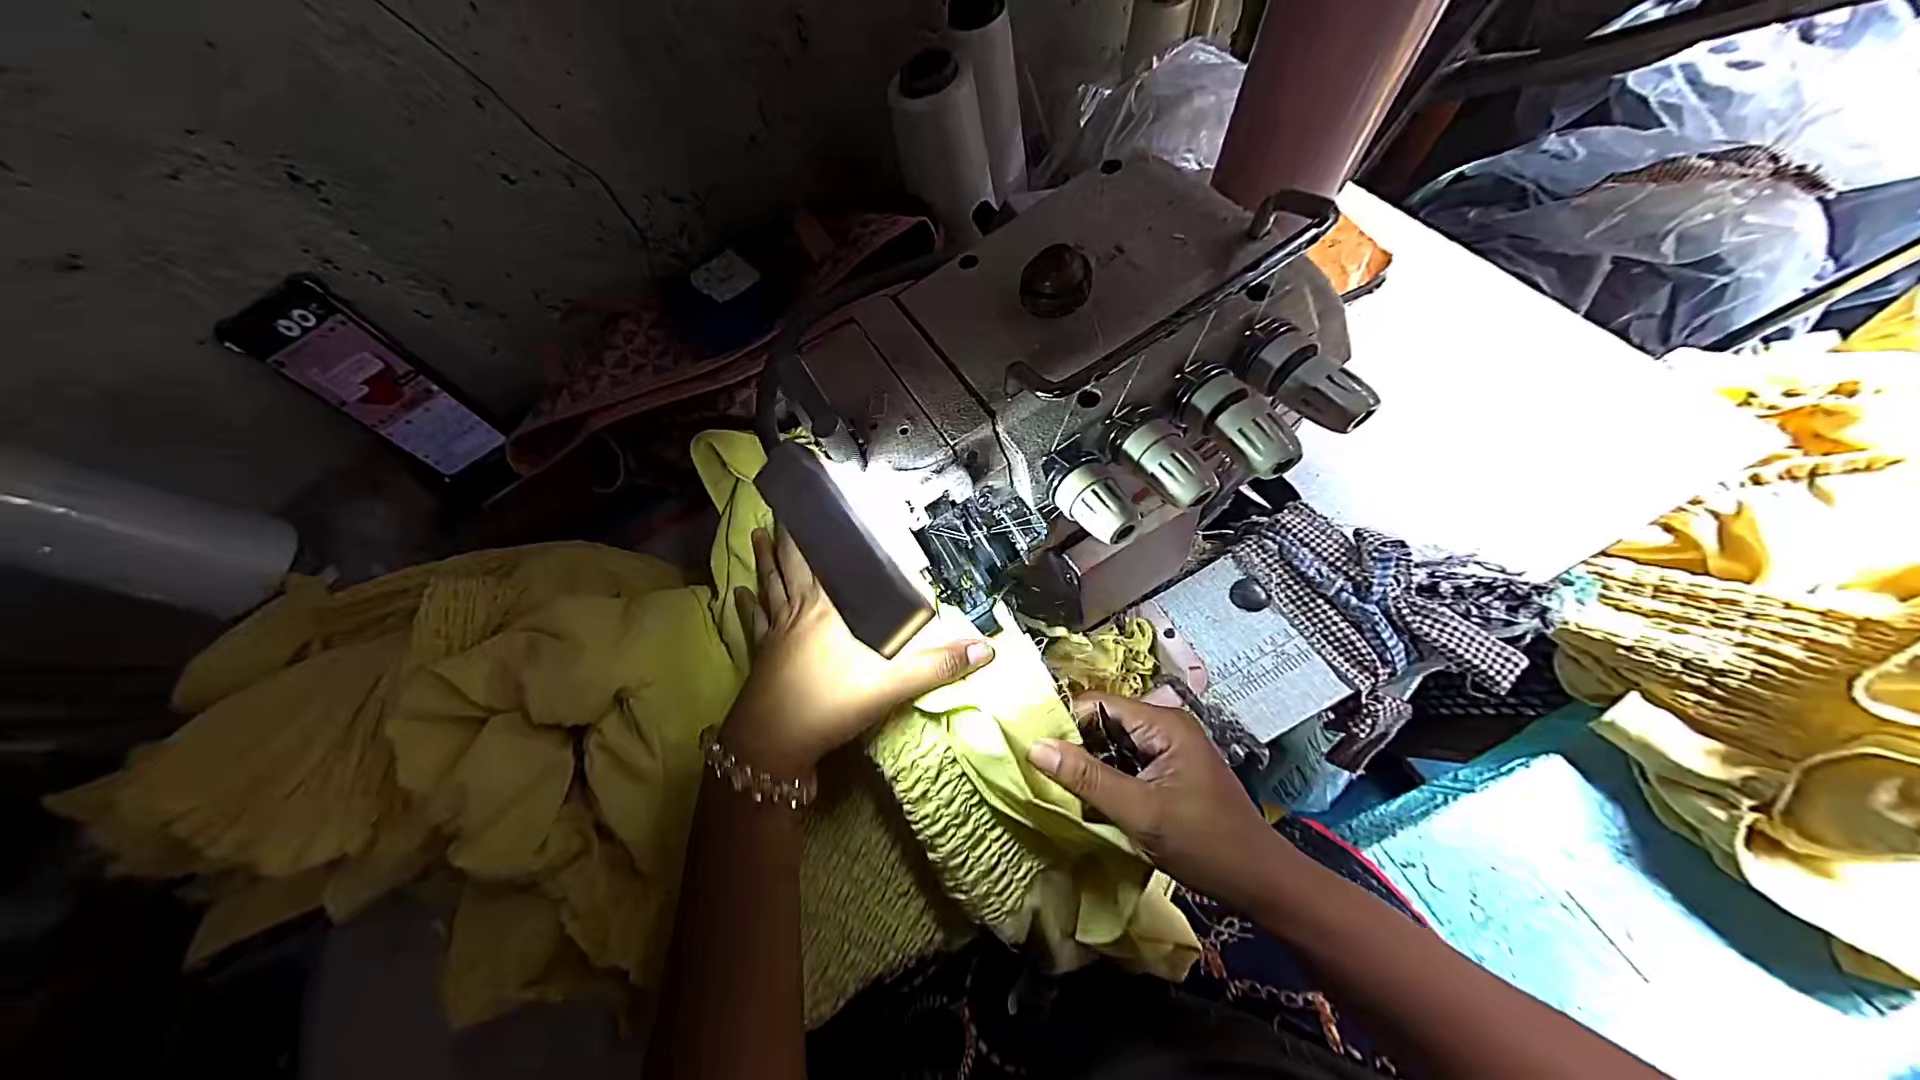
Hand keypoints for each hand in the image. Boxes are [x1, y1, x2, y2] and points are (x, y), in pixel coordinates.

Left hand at [724, 525, 993, 774]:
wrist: (773, 742)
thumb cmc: (831, 703)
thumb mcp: (893, 685)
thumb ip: (938, 665)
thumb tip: (987, 648)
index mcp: (832, 609)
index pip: (829, 558)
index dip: (824, 527)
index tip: (817, 496)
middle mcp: (802, 611)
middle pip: (793, 561)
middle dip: (788, 531)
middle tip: (779, 502)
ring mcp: (778, 631)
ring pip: (771, 584)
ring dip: (764, 558)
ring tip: (756, 533)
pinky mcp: (763, 654)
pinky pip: (755, 621)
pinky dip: (747, 605)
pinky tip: (737, 594)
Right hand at [1026, 693, 1298, 907]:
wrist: (1261, 881)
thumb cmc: (1205, 843)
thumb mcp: (1140, 812)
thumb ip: (1088, 778)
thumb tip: (1036, 747)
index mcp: (1163, 723)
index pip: (1098, 704)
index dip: (1064, 722)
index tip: (1033, 749)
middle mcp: (1165, 726)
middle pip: (1104, 723)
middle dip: (1075, 746)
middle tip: (1042, 772)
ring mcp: (1168, 749)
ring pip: (1112, 745)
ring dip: (1089, 766)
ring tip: (1060, 788)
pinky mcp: (1168, 772)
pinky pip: (1126, 764)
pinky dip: (1107, 779)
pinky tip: (1090, 801)